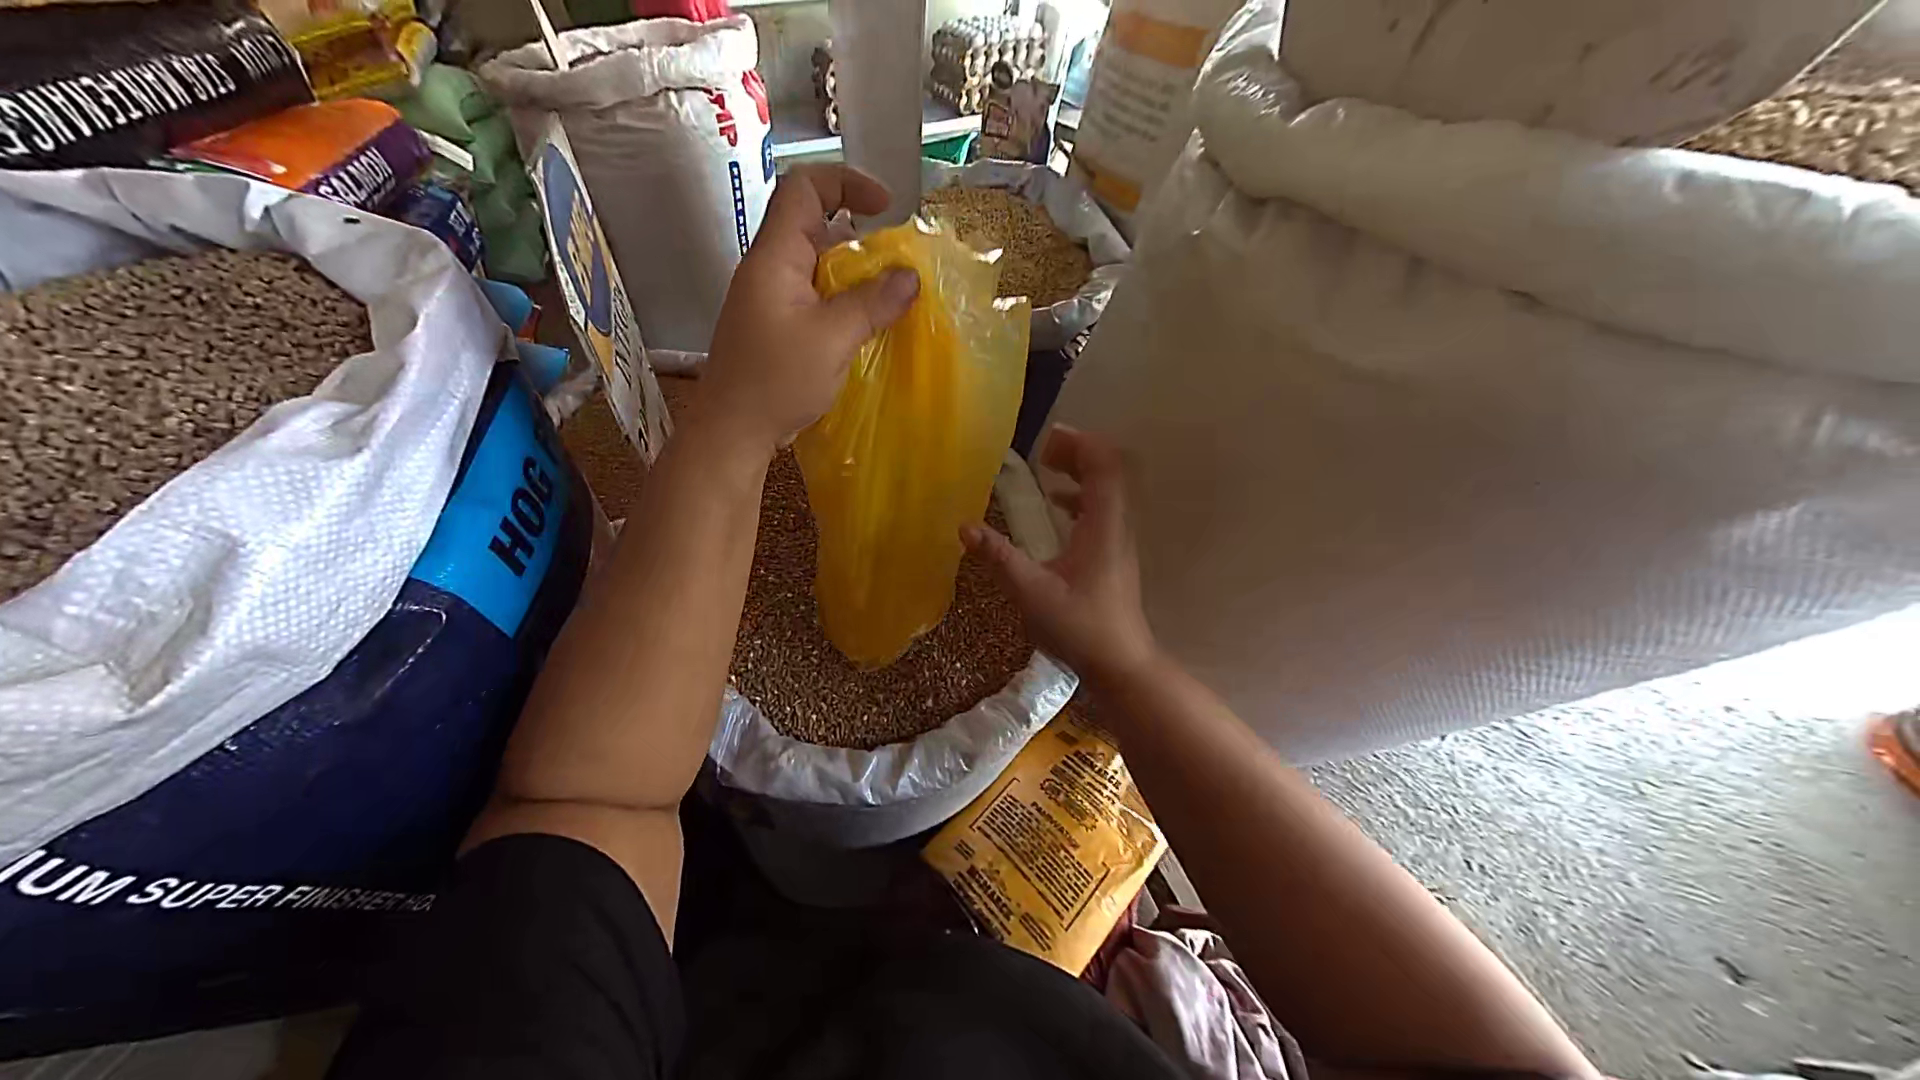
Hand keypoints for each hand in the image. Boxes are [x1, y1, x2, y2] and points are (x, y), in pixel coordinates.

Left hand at [699, 165, 919, 453]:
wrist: (733, 431)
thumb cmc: (776, 381)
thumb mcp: (832, 339)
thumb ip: (872, 303)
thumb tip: (910, 276)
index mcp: (775, 258)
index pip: (804, 188)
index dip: (847, 182)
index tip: (886, 206)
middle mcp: (769, 269)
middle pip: (814, 226)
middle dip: (860, 237)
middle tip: (896, 265)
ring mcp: (770, 299)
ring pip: (816, 266)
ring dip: (853, 275)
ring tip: (888, 298)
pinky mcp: (775, 326)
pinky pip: (814, 298)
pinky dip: (842, 302)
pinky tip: (864, 327)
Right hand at [962, 426, 1158, 684]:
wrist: (1120, 664)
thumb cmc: (1079, 628)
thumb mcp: (1031, 592)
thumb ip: (999, 557)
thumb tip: (964, 527)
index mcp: (1102, 525)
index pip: (1104, 466)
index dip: (1079, 444)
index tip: (1046, 441)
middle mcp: (1117, 525)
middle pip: (1111, 469)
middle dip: (1079, 452)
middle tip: (1044, 452)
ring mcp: (1120, 539)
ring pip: (1110, 488)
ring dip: (1082, 471)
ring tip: (1048, 468)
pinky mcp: (1115, 553)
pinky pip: (1104, 508)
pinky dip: (1082, 495)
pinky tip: (1057, 505)